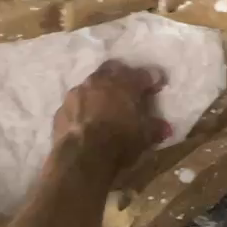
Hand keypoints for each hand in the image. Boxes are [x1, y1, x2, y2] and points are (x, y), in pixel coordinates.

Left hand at [51, 60, 167, 175]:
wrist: (82, 157)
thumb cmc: (120, 141)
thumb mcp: (144, 136)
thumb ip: (155, 128)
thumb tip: (164, 127)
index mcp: (124, 83)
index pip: (143, 74)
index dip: (152, 79)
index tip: (158, 84)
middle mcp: (99, 81)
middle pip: (113, 69)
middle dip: (122, 75)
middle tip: (129, 87)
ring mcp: (77, 93)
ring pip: (91, 84)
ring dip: (100, 91)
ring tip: (106, 104)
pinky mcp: (62, 109)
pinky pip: (77, 103)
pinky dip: (84, 107)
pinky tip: (88, 120)